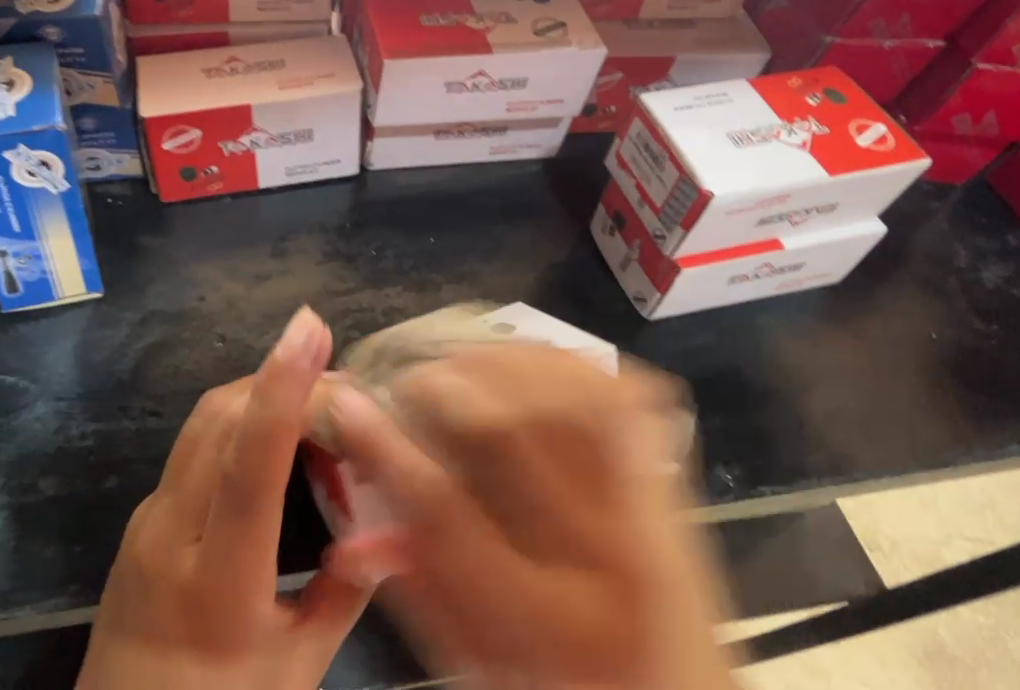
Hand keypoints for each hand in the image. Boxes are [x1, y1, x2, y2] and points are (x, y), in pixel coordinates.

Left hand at [77, 307, 370, 689]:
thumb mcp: (297, 667)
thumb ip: (345, 593)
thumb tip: (391, 531)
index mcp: (218, 577)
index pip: (249, 463)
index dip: (282, 390)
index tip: (309, 330)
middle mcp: (172, 531)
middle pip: (222, 420)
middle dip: (283, 382)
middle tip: (346, 386)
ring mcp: (148, 518)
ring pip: (203, 422)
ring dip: (260, 396)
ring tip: (320, 411)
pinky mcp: (142, 516)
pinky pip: (193, 445)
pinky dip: (240, 424)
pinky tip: (276, 445)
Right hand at [321, 344, 735, 689]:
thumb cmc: (563, 680)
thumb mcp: (479, 662)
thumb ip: (417, 595)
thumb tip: (354, 531)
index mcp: (546, 622)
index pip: (445, 511)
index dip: (384, 445)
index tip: (344, 401)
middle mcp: (607, 556)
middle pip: (512, 431)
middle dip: (442, 384)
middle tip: (409, 380)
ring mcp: (655, 509)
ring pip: (568, 392)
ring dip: (500, 361)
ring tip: (461, 365)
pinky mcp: (675, 476)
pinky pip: (620, 388)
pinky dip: (563, 362)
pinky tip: (523, 365)